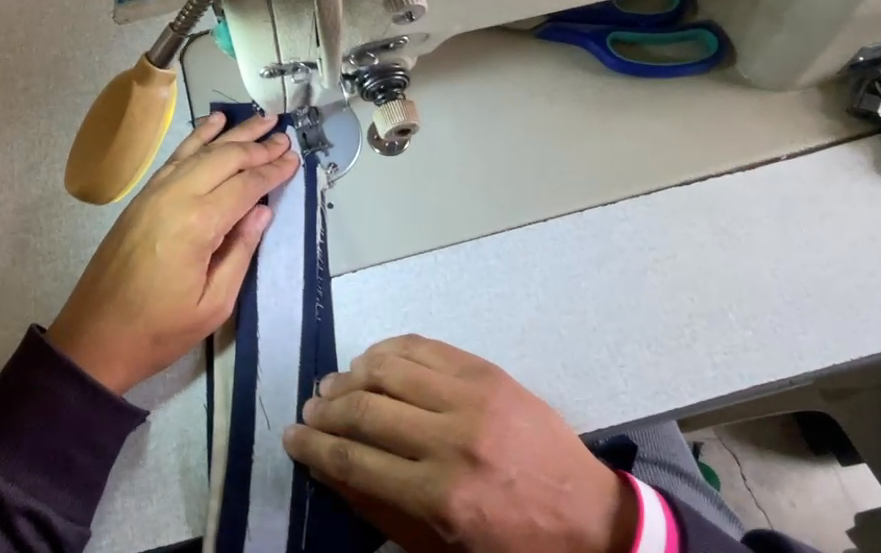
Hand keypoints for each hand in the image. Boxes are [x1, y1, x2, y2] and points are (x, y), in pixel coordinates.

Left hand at [48, 111, 297, 393]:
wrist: (94, 335)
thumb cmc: (159, 330)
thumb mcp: (214, 304)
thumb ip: (241, 251)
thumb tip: (263, 209)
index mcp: (198, 224)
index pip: (245, 185)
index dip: (273, 171)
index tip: (296, 158)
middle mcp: (175, 196)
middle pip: (224, 158)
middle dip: (258, 146)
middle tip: (285, 135)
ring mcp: (155, 192)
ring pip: (200, 150)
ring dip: (232, 134)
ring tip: (261, 118)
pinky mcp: (142, 197)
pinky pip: (176, 157)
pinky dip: (197, 138)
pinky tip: (214, 124)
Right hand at [282, 335, 636, 552]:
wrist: (589, 517)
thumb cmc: (512, 543)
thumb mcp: (445, 546)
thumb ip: (383, 507)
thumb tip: (329, 468)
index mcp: (441, 494)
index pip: (355, 458)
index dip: (314, 446)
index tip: (291, 437)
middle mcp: (450, 439)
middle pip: (364, 408)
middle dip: (324, 409)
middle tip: (308, 410)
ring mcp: (470, 397)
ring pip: (387, 367)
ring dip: (351, 374)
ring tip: (334, 384)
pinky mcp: (486, 371)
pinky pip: (422, 346)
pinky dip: (387, 349)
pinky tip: (372, 361)